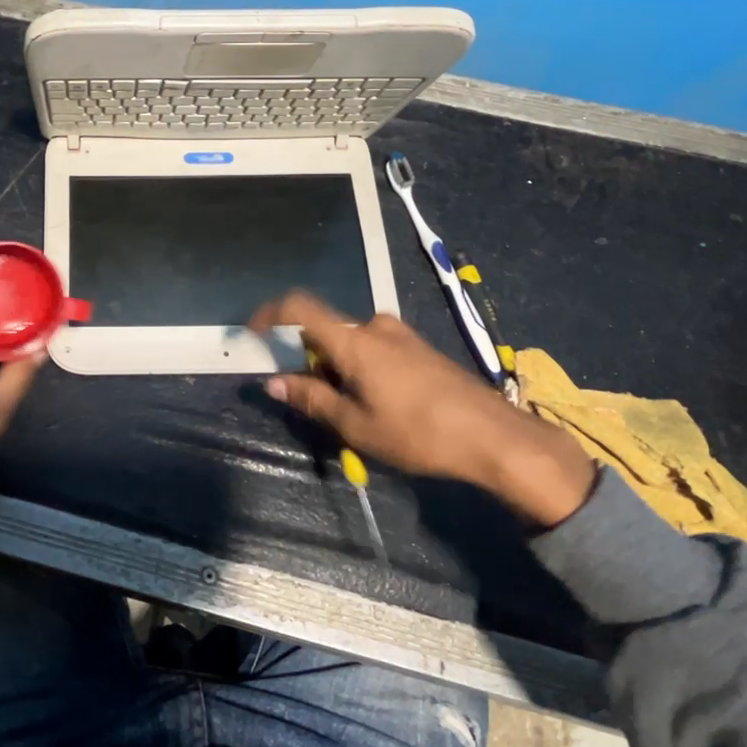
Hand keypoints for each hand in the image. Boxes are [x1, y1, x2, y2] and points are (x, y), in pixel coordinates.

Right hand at [250, 291, 595, 528]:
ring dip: (337, 367)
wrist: (494, 438)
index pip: (299, 308)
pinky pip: (374, 348)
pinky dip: (360, 368)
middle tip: (313, 401)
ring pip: (351, 341)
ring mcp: (402, 335)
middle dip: (309, 360)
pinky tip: (378, 404)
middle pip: (325, 330)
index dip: (269, 314)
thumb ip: (312, 399)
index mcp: (354, 341)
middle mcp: (375, 326)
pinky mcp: (420, 347)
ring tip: (350, 411)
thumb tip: (273, 382)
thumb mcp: (356, 425)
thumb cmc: (418, 433)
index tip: (252, 332)